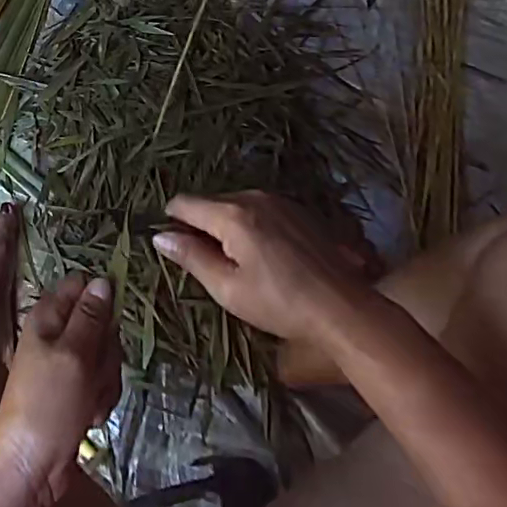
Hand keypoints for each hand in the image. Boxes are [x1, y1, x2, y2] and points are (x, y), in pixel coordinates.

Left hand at [0, 273, 120, 506]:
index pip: (82, 286)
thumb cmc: (47, 404)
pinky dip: (101, 398)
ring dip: (105, 379)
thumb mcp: (73, 354)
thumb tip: (104, 279)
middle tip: (94, 369)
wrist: (32, 466)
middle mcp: (58, 333)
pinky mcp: (76, 389)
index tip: (108, 323)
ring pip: (106, 355)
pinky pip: (102, 381)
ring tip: (89, 398)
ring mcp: (67, 363)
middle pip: (101, 322)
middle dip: (106, 350)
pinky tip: (89, 414)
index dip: (101, 299)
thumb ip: (91, 317)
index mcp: (48, 315)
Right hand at [153, 191, 373, 345]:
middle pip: (210, 203)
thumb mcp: (228, 289)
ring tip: (238, 262)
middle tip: (208, 263)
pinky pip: (260, 210)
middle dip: (201, 226)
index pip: (184, 204)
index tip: (173, 245)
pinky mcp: (298, 210)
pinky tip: (266, 257)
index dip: (171, 221)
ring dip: (227, 226)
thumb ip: (192, 257)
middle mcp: (253, 197)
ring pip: (235, 205)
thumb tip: (161, 236)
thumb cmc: (280, 304)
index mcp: (231, 214)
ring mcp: (279, 201)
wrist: (345, 309)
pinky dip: (252, 226)